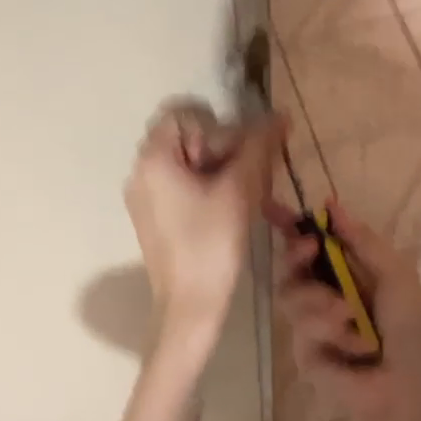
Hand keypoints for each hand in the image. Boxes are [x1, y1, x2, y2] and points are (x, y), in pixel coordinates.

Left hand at [125, 100, 279, 341]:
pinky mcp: (155, 219)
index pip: (184, 114)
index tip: (234, 160)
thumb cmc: (211, 245)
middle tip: (248, 179)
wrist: (189, 306)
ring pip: (189, 165)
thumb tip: (280, 116)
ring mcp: (145, 198)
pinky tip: (233, 212)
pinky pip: (183, 188)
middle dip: (223, 151)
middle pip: (187, 139)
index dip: (216, 129)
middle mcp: (141, 173)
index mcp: (153, 160)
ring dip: (222, 172)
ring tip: (247, 197)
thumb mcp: (239, 192)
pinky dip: (210, 191)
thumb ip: (259, 148)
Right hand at [269, 199, 420, 420]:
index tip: (271, 208)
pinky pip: (301, 333)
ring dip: (318, 301)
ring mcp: (314, 330)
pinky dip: (329, 334)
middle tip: (308, 250)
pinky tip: (354, 350)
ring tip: (349, 317)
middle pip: (290, 269)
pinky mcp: (306, 358)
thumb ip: (363, 241)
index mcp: (352, 277)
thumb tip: (331, 205)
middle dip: (294, 255)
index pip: (313, 247)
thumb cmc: (418, 334)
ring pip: (289, 297)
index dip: (291, 227)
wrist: (417, 393)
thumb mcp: (397, 277)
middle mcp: (328, 299)